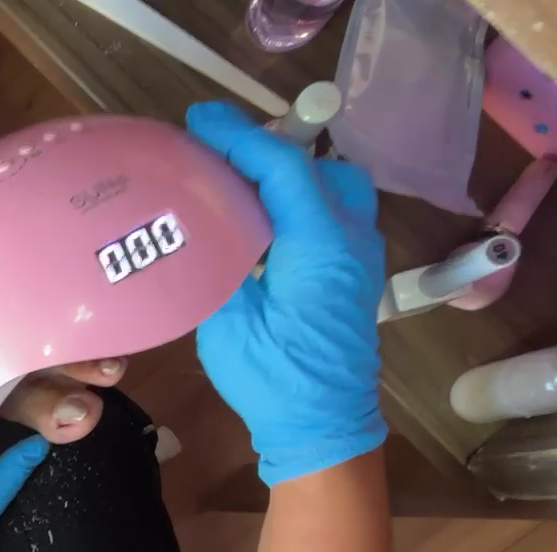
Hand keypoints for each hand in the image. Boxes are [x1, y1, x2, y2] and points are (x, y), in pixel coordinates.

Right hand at [186, 101, 386, 486]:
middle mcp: (350, 237)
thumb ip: (220, 269)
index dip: (239, 138)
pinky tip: (257, 222)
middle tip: (210, 157)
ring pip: (330, 188)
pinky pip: (330, 214)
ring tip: (233, 186)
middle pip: (314, 167)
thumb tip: (202, 234)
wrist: (322, 424)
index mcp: (319, 244)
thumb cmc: (272, 379)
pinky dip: (294, 202)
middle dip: (265, 150)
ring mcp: (358, 255)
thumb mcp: (228, 326)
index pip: (283, 168)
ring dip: (284, 176)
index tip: (197, 123)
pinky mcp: (351, 273)